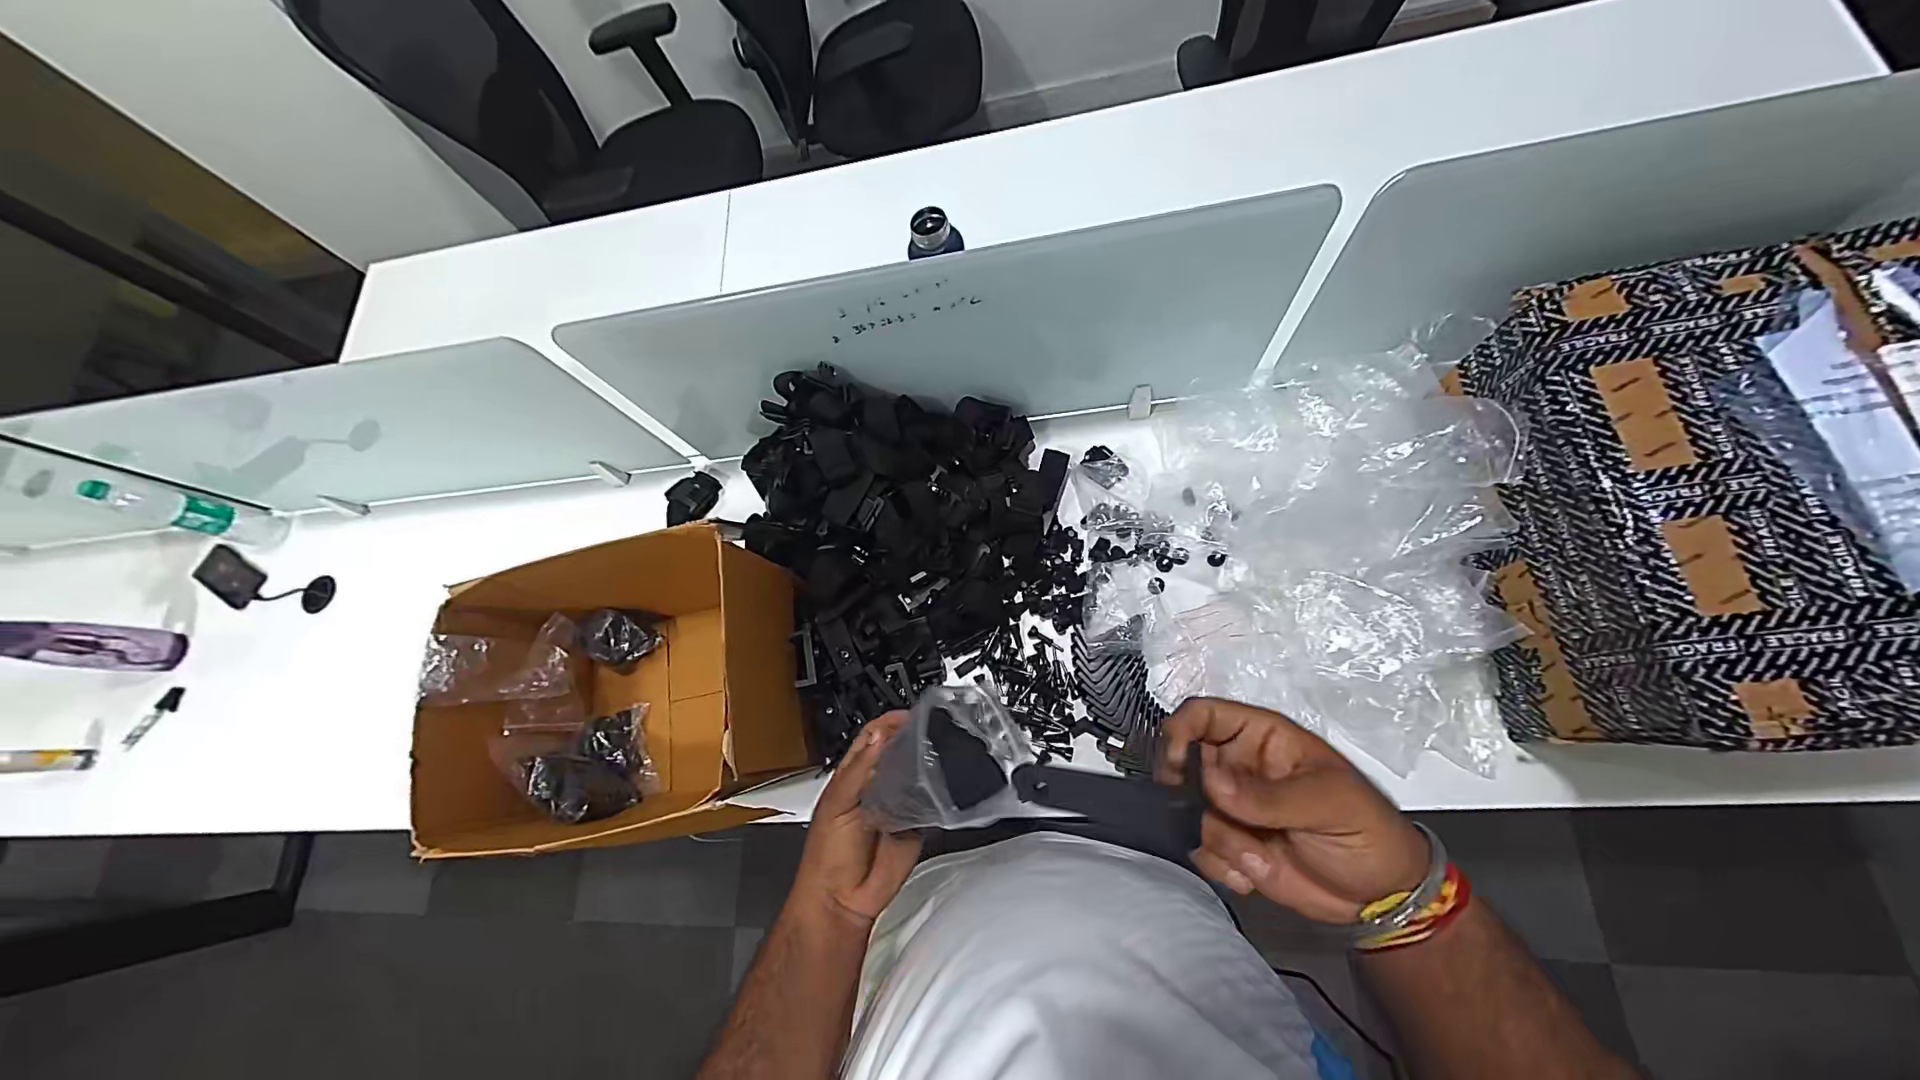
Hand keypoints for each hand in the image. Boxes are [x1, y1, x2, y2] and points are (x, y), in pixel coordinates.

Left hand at [786, 711, 923, 932]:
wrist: (842, 901)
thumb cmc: (826, 855)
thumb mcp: (836, 804)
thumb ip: (859, 771)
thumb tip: (879, 737)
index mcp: (854, 775)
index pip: (874, 738)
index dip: (889, 723)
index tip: (908, 715)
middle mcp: (878, 785)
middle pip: (900, 752)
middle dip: (913, 740)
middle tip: (930, 731)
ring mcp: (898, 804)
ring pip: (917, 775)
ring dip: (925, 765)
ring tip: (936, 755)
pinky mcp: (916, 824)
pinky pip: (930, 803)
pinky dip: (936, 795)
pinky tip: (940, 786)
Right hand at [1159, 698, 1429, 923]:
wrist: (1383, 897)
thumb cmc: (1368, 831)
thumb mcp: (1331, 804)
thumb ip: (1271, 795)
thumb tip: (1212, 783)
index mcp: (1260, 737)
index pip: (1203, 714)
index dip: (1180, 730)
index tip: (1175, 765)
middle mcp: (1235, 766)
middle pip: (1181, 761)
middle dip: (1185, 793)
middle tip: (1211, 817)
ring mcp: (1227, 807)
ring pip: (1189, 812)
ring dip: (1220, 839)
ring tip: (1262, 856)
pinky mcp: (1226, 844)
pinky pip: (1199, 849)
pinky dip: (1223, 865)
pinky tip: (1257, 873)